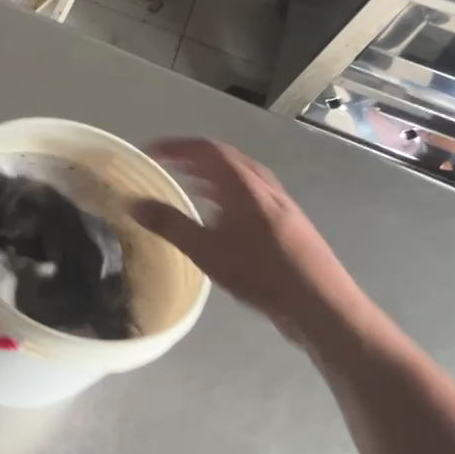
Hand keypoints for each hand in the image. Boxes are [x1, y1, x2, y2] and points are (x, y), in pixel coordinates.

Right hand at [130, 139, 364, 343]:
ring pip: (242, 178)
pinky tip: (218, 216)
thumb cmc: (261, 272)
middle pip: (227, 160)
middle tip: (167, 165)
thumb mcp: (205, 250)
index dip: (177, 147)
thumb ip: (168, 224)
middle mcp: (265, 189)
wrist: (322, 306)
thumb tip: (132, 204)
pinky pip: (252, 195)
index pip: (208, 150)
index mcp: (245, 186)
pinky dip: (227, 193)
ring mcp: (281, 207)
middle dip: (194, 159)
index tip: (151, 152)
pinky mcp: (289, 225)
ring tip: (188, 185)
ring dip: (212, 176)